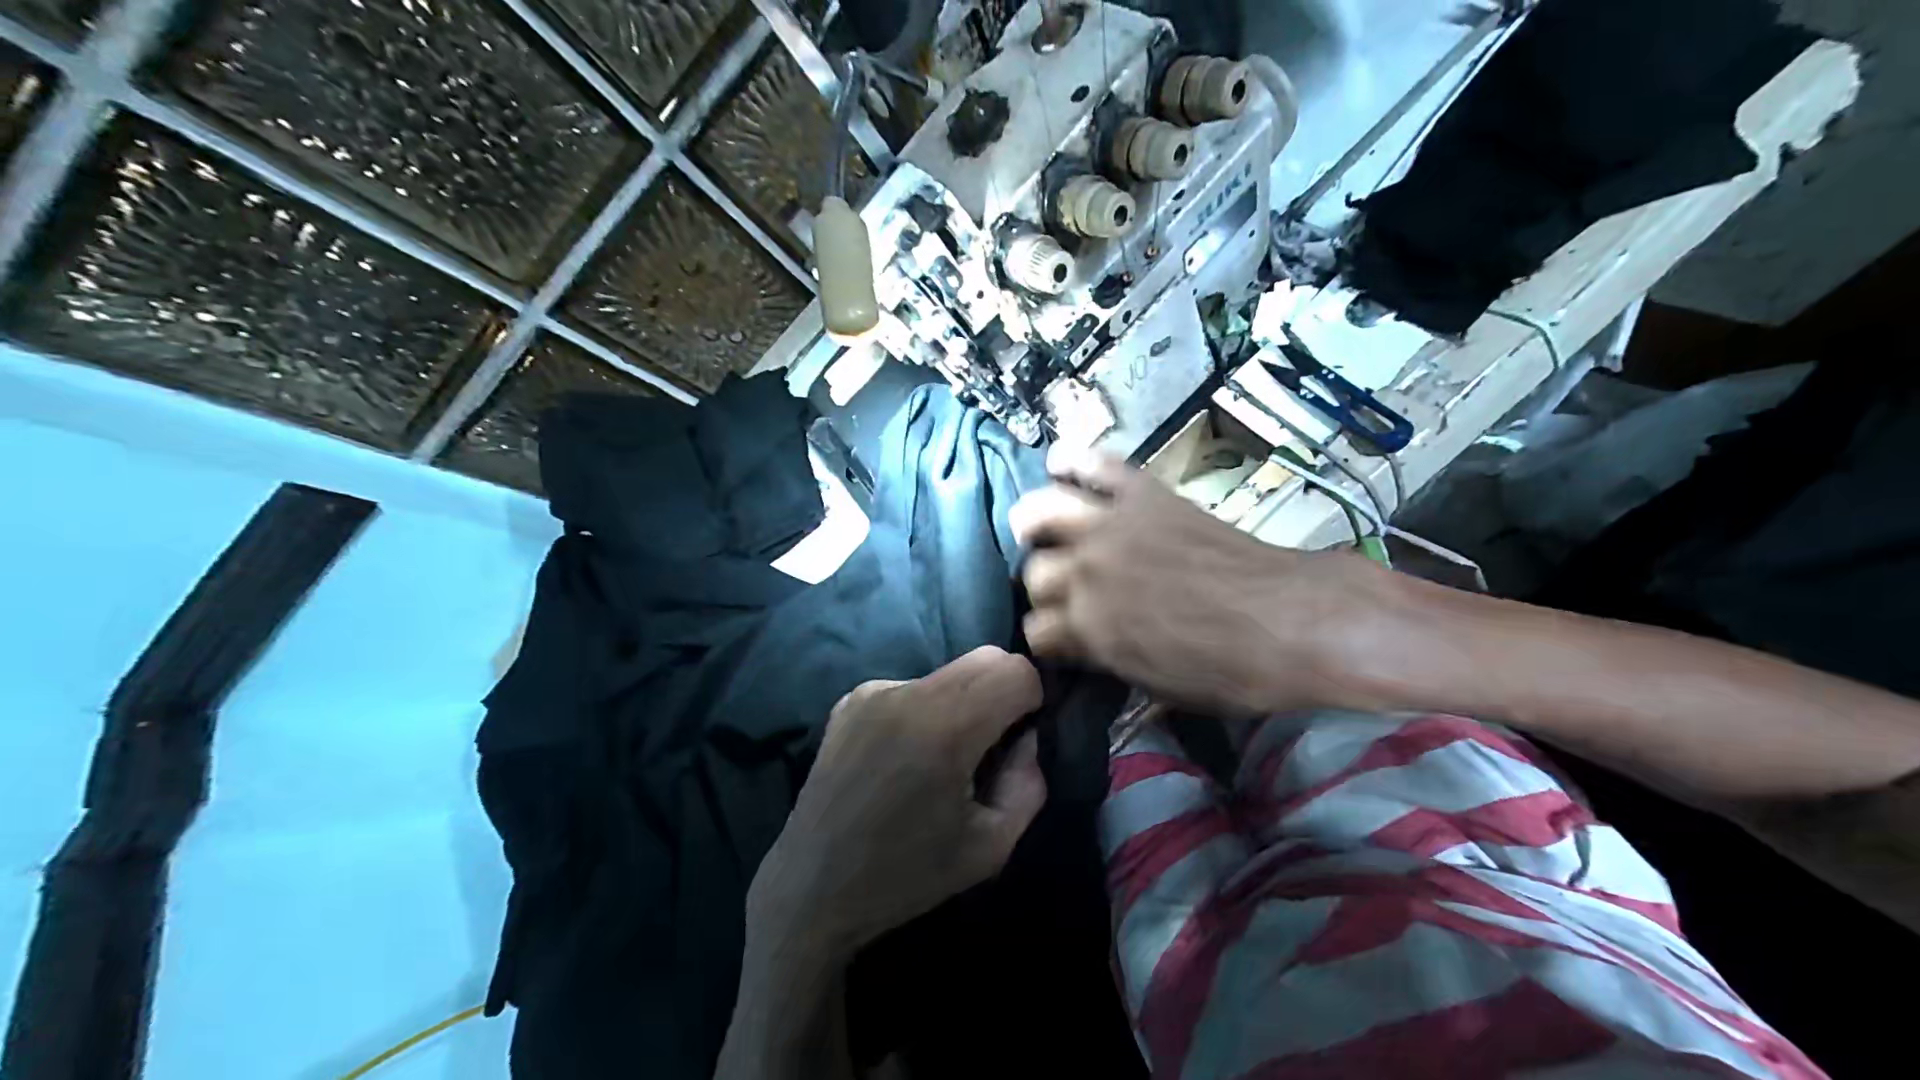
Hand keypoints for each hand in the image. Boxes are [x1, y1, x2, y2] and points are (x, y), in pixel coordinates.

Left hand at [748, 646, 1046, 956]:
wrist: (812, 886)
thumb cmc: (907, 876)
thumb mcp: (992, 846)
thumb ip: (1028, 781)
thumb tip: (1027, 735)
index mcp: (944, 729)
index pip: (1015, 670)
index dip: (1034, 699)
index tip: (1025, 735)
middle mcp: (906, 694)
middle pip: (985, 657)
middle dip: (1004, 690)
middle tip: (995, 743)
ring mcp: (874, 691)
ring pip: (949, 672)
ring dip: (964, 700)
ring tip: (944, 756)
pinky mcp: (851, 699)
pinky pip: (912, 687)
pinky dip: (926, 709)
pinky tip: (906, 756)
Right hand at [1009, 449, 1398, 715]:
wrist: (1294, 621)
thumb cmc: (1231, 671)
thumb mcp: (1156, 686)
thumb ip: (1107, 658)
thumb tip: (1087, 644)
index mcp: (1088, 628)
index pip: (1035, 631)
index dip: (1046, 638)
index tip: (1061, 638)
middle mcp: (1086, 572)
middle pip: (1034, 574)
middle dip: (1043, 586)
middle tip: (1065, 588)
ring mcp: (1113, 526)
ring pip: (1042, 509)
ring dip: (1032, 519)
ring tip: (1037, 526)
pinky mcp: (1143, 494)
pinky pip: (1094, 464)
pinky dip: (1073, 460)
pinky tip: (1062, 466)